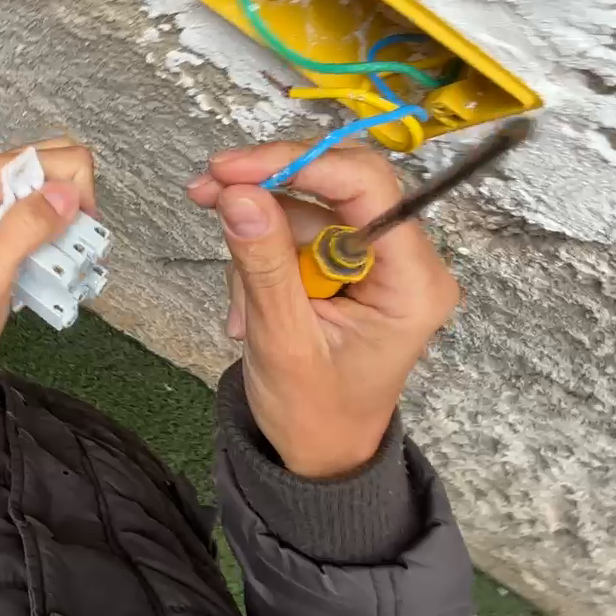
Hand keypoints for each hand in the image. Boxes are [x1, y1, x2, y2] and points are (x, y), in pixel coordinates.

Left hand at [0, 140, 97, 388]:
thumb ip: (25, 227)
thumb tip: (67, 194)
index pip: (60, 158)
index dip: (77, 197)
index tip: (71, 238)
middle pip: (57, 168)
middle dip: (73, 207)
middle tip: (65, 251)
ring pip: (48, 190)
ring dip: (63, 224)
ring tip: (53, 263)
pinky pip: (33, 211)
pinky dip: (48, 234)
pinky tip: (39, 264)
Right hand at [186, 144, 459, 477]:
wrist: (317, 451)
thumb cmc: (313, 411)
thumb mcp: (283, 341)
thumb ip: (262, 264)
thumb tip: (236, 193)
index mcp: (411, 280)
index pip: (366, 186)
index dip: (298, 164)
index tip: (230, 170)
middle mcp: (398, 258)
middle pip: (332, 183)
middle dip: (265, 186)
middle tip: (204, 191)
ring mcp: (366, 258)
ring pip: (298, 209)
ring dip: (253, 243)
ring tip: (242, 310)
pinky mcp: (336, 262)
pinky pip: (286, 232)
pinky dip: (255, 259)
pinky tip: (248, 308)